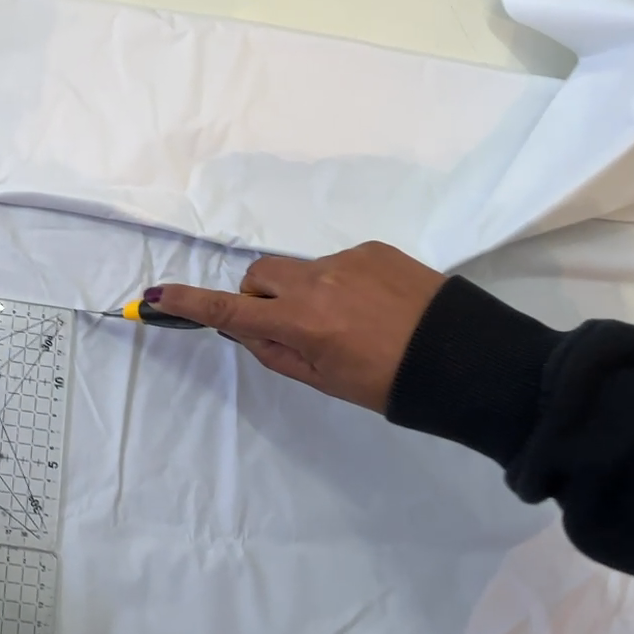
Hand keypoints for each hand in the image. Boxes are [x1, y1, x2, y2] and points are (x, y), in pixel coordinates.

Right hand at [150, 241, 447, 411]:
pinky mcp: (373, 248)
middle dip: (260, 296)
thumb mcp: (328, 381)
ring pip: (299, 270)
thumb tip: (250, 328)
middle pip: (259, 276)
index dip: (188, 302)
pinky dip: (341, 282)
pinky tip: (378, 306)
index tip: (153, 295)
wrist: (480, 363)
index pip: (229, 311)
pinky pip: (336, 263)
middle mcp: (314, 283)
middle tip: (291, 325)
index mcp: (302, 323)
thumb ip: (278, 352)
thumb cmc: (394, 385)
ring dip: (305, 291)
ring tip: (352, 320)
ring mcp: (345, 260)